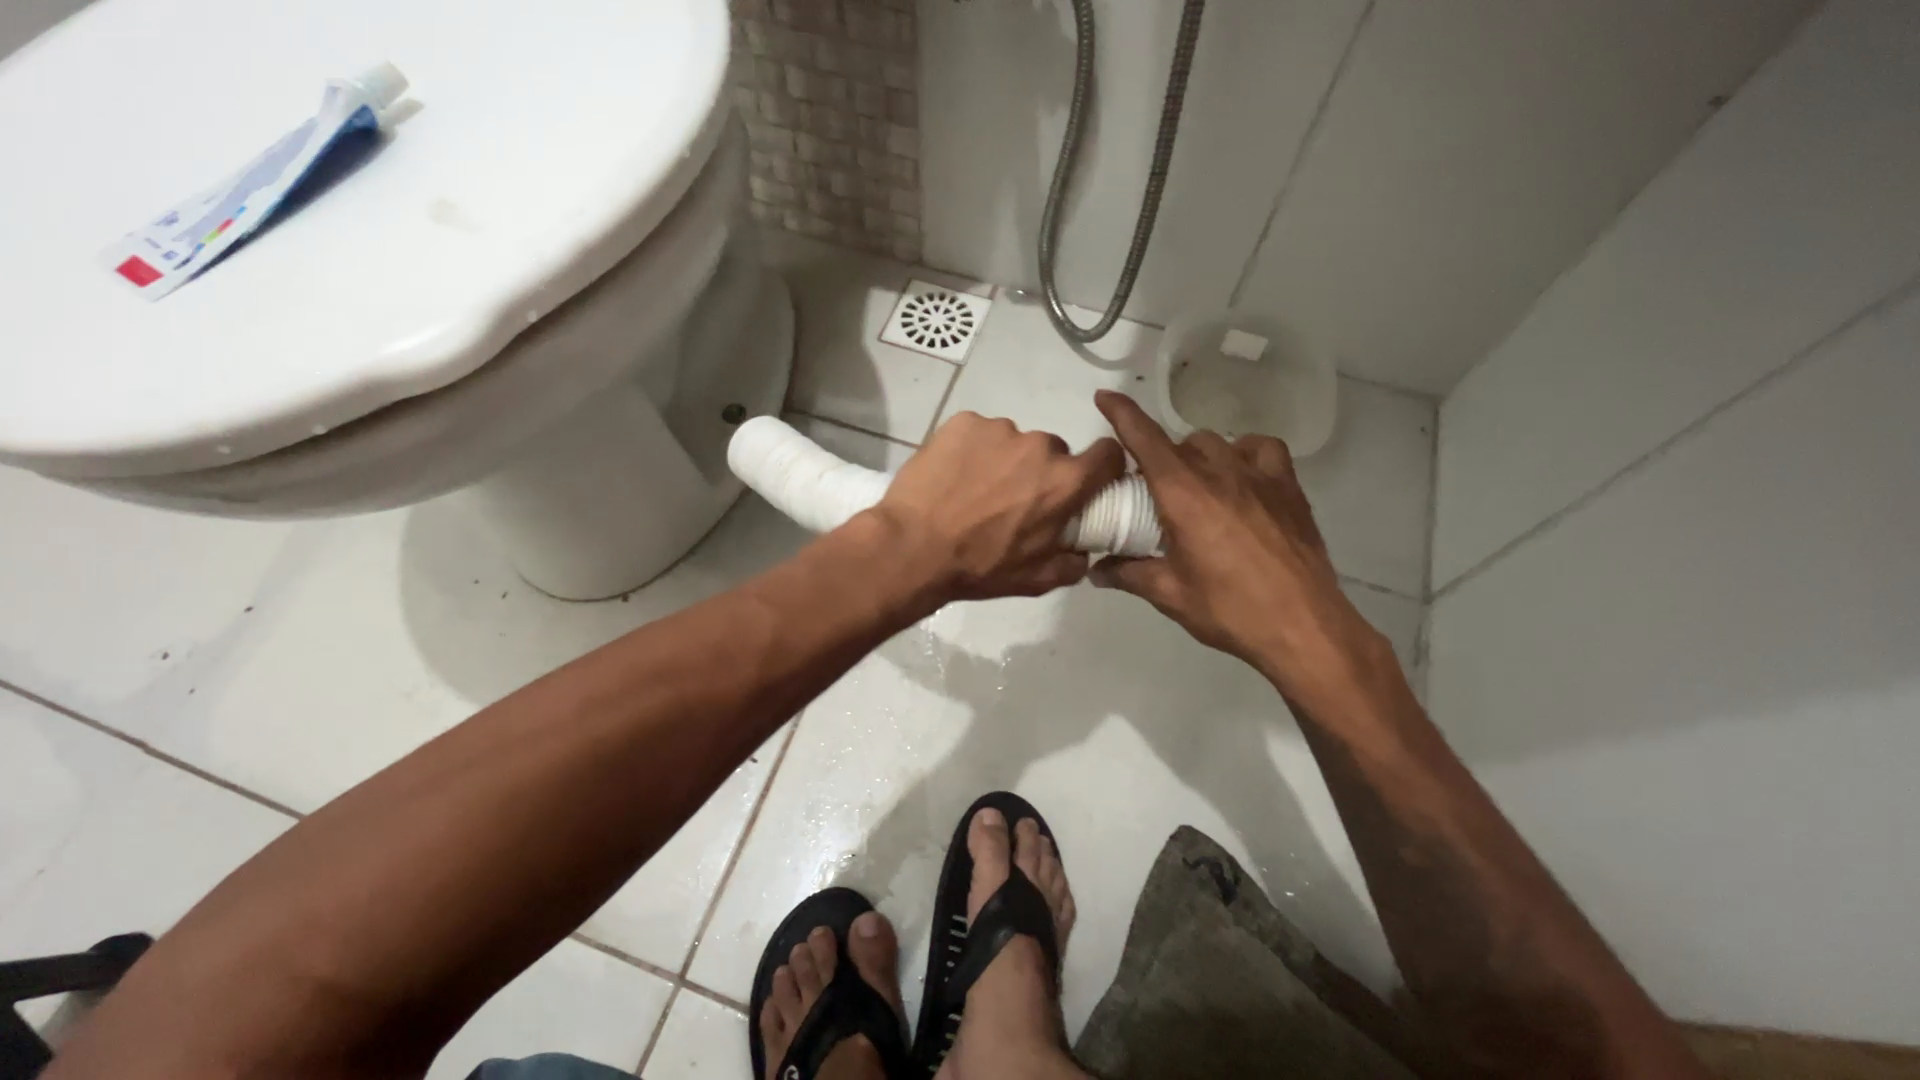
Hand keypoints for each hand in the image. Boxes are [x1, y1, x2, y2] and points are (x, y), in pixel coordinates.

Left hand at [868, 412, 1125, 602]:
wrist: (912, 547)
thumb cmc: (979, 567)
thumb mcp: (1037, 581)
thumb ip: (1073, 562)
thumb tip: (1082, 551)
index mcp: (1066, 482)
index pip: (1108, 454)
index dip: (1101, 467)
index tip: (1086, 481)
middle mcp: (1040, 446)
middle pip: (1054, 452)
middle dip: (1040, 473)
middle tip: (1011, 501)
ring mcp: (999, 429)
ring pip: (1014, 442)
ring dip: (1003, 461)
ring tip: (973, 491)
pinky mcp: (962, 422)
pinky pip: (979, 433)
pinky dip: (971, 450)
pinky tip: (952, 476)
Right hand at [1089, 391, 1381, 690]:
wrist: (1302, 625)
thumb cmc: (1229, 610)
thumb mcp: (1170, 594)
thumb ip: (1129, 574)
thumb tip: (1096, 571)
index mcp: (1183, 494)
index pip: (1144, 438)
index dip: (1121, 413)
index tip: (1104, 396)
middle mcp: (1218, 472)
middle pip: (1179, 444)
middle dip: (1159, 461)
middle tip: (1153, 498)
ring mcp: (1258, 475)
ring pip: (1216, 443)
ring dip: (1197, 457)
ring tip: (1195, 489)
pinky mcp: (1288, 487)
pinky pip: (1261, 448)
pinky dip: (1244, 453)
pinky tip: (1240, 477)